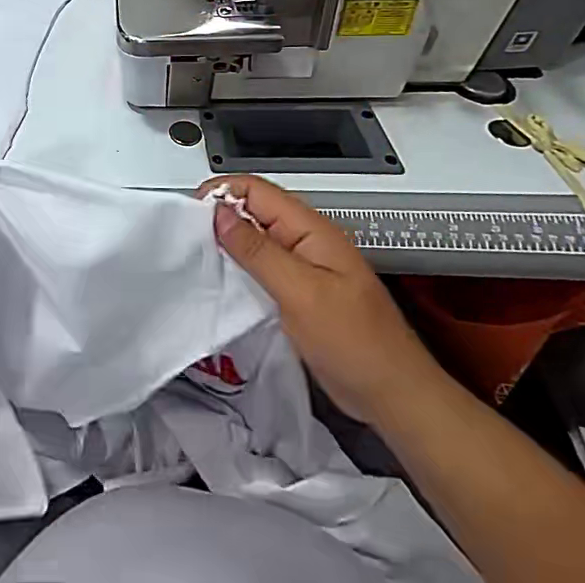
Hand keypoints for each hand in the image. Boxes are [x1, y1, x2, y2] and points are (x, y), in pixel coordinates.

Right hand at [200, 175, 445, 422]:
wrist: (392, 395)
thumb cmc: (356, 344)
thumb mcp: (300, 292)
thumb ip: (258, 250)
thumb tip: (221, 213)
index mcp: (311, 229)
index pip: (256, 190)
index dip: (222, 194)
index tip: (192, 215)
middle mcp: (306, 240)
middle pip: (254, 209)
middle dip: (220, 216)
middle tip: (192, 239)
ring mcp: (303, 266)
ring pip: (255, 238)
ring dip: (228, 243)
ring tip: (203, 260)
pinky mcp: (298, 290)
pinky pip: (261, 266)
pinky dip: (240, 269)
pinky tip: (225, 283)